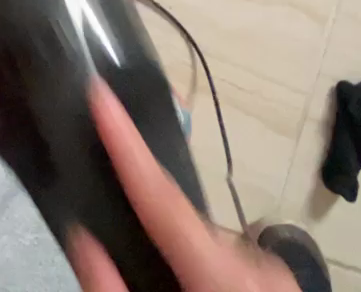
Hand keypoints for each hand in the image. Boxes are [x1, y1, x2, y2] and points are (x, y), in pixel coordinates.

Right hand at [67, 81, 300, 291]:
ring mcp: (275, 277)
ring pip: (203, 246)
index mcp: (225, 282)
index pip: (164, 201)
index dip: (127, 143)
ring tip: (158, 283)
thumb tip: (82, 237)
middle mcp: (257, 269)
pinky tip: (189, 289)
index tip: (98, 89)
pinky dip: (200, 273)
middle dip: (147, 225)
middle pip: (182, 226)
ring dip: (177, 260)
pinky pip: (225, 264)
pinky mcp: (279, 285)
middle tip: (117, 257)